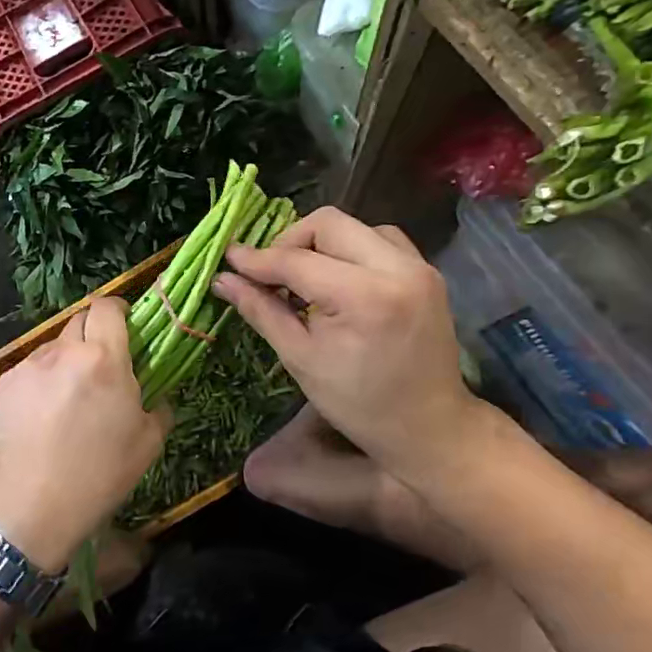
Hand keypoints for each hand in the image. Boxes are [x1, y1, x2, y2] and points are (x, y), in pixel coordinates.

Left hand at [0, 297, 167, 571]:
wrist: (33, 505)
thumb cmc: (99, 475)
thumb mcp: (148, 444)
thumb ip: (159, 407)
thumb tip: (157, 395)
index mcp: (104, 360)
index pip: (107, 307)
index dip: (117, 312)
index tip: (124, 329)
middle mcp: (63, 352)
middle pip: (79, 321)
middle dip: (93, 336)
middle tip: (100, 368)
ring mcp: (29, 366)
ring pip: (53, 347)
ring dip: (66, 360)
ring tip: (68, 398)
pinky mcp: (4, 383)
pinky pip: (30, 370)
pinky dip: (41, 381)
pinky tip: (42, 414)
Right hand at [212, 207, 483, 482]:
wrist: (429, 427)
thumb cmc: (358, 403)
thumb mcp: (300, 358)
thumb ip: (261, 310)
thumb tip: (222, 279)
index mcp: (364, 297)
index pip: (297, 260)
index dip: (257, 259)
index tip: (229, 259)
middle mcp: (397, 269)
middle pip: (328, 224)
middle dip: (289, 242)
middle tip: (270, 274)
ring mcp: (418, 267)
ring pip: (355, 226)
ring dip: (321, 244)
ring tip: (305, 279)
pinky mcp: (425, 272)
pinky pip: (380, 240)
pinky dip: (350, 250)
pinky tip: (338, 280)